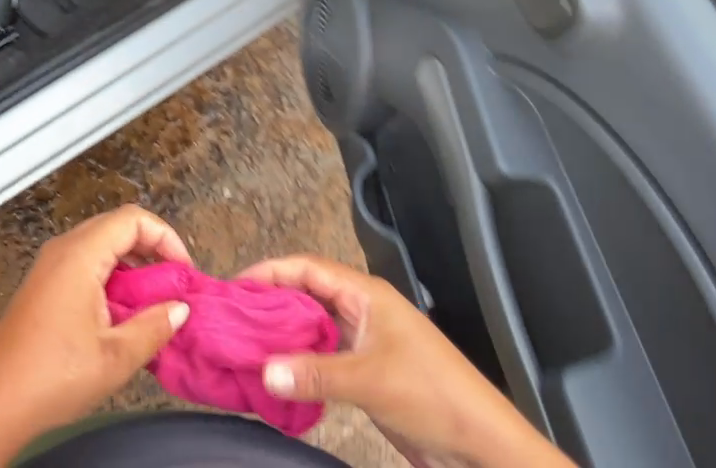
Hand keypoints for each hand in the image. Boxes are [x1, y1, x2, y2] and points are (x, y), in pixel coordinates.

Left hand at [0, 206, 192, 440]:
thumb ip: (154, 327)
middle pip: (116, 226)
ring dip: (131, 265)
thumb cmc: (53, 377)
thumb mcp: (116, 357)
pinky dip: (110, 277)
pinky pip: (84, 263)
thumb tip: (179, 309)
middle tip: (174, 284)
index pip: (132, 219)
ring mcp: (49, 266)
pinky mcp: (43, 284)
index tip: (184, 272)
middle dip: (151, 249)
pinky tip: (122, 313)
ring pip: (100, 245)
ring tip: (152, 302)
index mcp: (79, 255)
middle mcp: (62, 250)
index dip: (165, 237)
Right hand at [241, 255, 572, 467]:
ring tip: (244, 345)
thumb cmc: (433, 397)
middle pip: (305, 294)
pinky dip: (298, 360)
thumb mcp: (370, 381)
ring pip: (312, 326)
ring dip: (282, 334)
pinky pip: (321, 355)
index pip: (306, 268)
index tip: (233, 287)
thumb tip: (261, 370)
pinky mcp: (366, 371)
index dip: (269, 272)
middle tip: (230, 318)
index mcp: (365, 294)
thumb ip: (313, 373)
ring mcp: (364, 341)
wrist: (485, 447)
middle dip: (269, 303)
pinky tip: (275, 374)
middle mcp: (362, 310)